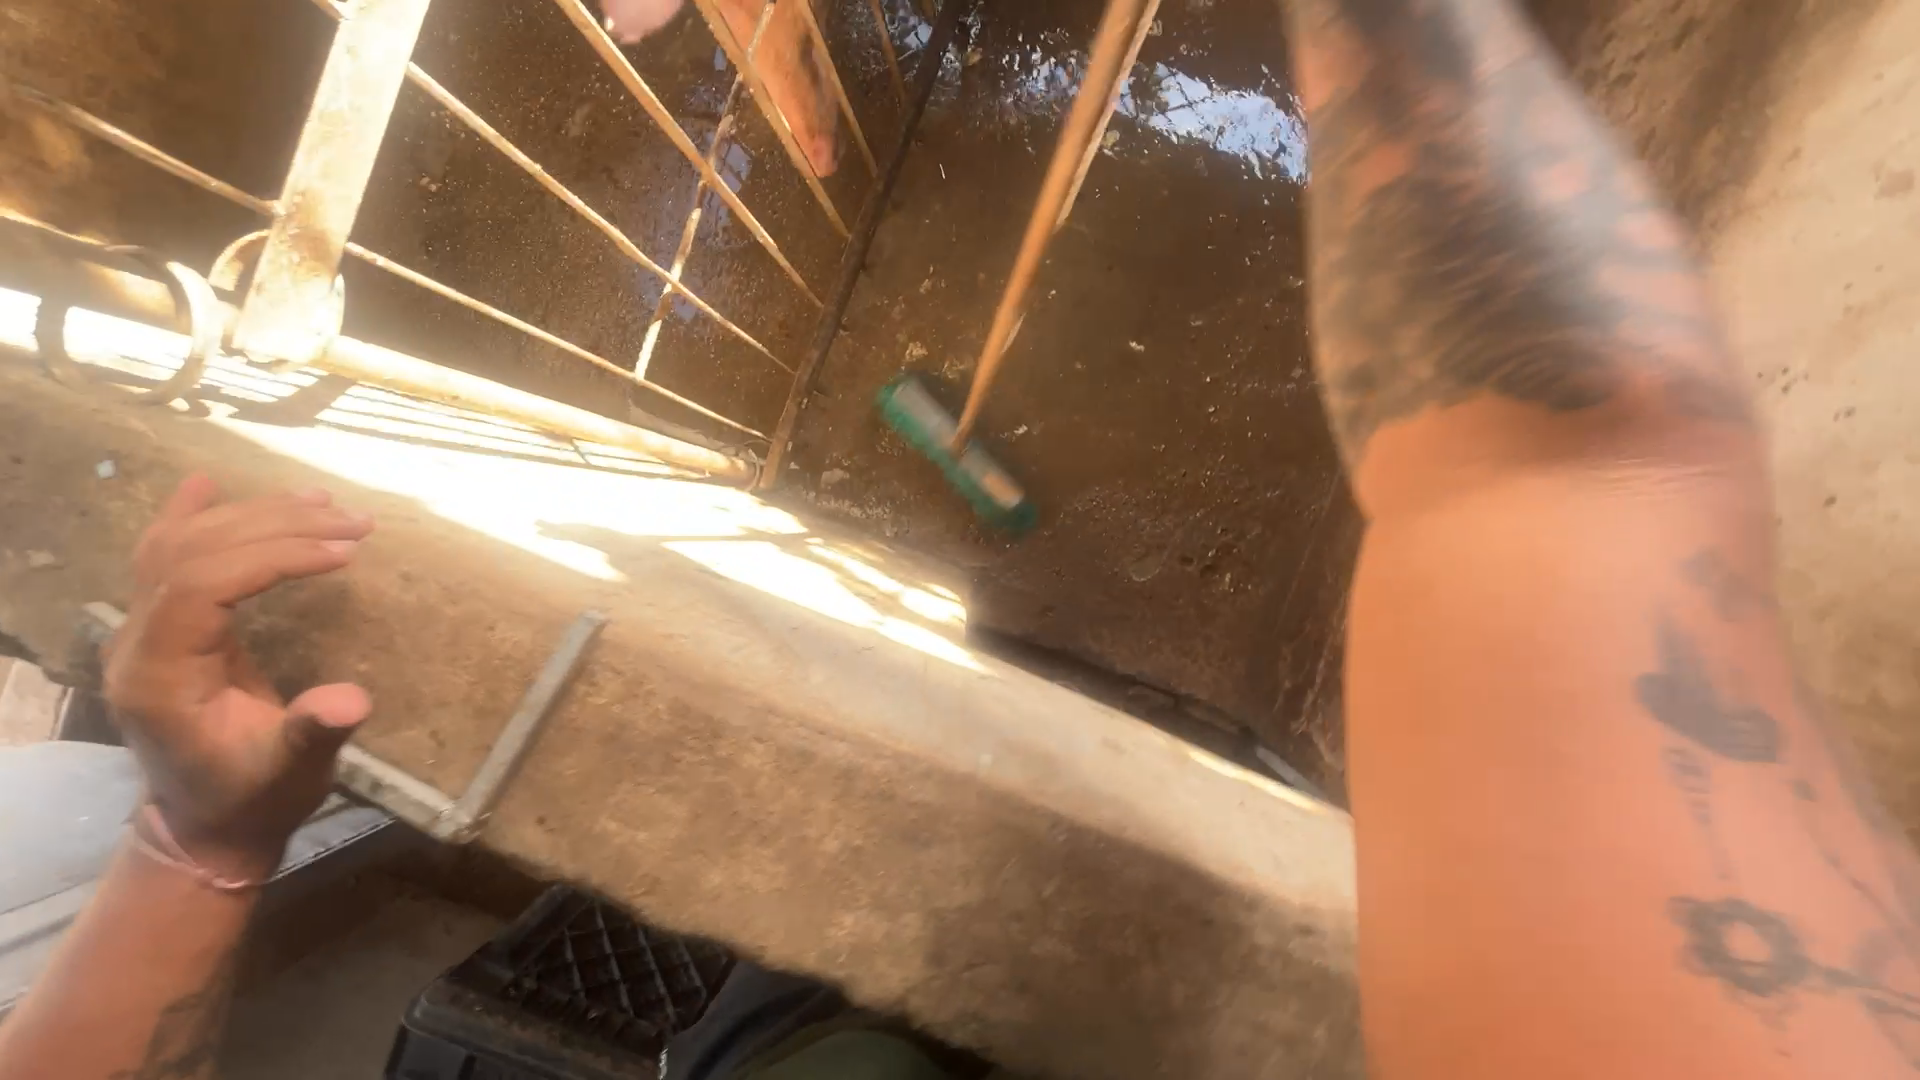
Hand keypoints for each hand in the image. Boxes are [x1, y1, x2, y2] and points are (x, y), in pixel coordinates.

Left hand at [103, 473, 375, 880]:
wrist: (208, 821)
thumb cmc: (253, 797)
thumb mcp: (291, 773)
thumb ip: (312, 733)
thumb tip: (350, 699)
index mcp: (159, 674)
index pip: (201, 585)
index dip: (275, 558)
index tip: (347, 553)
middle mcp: (138, 641)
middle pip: (193, 554)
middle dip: (279, 527)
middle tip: (359, 522)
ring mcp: (144, 632)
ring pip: (182, 546)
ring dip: (257, 517)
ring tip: (330, 505)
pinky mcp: (167, 628)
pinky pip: (166, 557)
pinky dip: (189, 516)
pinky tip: (208, 484)